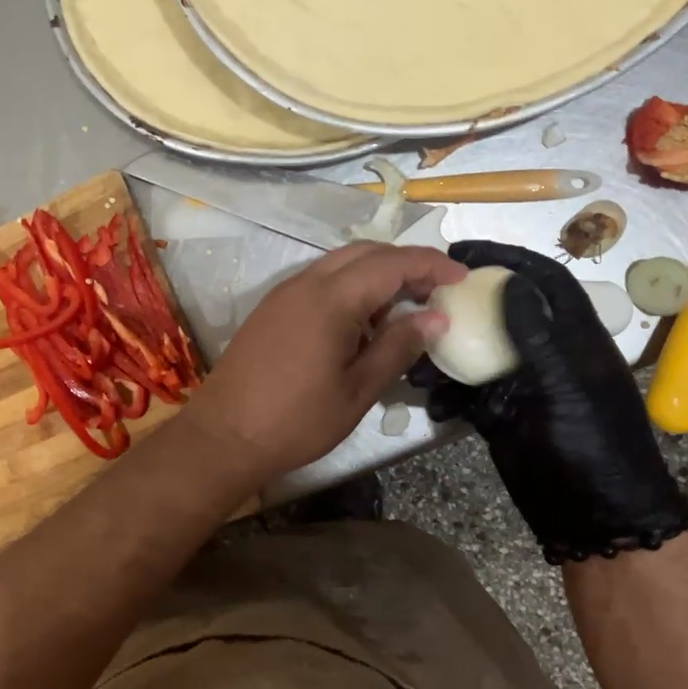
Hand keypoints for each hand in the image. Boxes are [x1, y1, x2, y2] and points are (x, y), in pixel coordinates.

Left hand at [180, 243, 465, 483]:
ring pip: (337, 265)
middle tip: (436, 292)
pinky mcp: (270, 311)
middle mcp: (304, 284)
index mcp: (330, 299)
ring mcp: (282, 295)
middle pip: (363, 253)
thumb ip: (398, 347)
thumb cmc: (296, 420)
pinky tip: (361, 324)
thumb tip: (434, 317)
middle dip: (404, 264)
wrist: (223, 434)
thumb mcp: (358, 389)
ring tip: (404, 310)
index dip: (431, 265)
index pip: (391, 263)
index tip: (463, 278)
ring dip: (374, 276)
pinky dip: (347, 289)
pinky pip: (317, 283)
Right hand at [408, 241, 687, 563]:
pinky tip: (434, 406)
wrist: (593, 514)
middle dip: (458, 307)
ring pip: (474, 353)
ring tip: (415, 371)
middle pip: (498, 312)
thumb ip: (536, 333)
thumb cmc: (590, 443)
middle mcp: (545, 353)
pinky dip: (446, 396)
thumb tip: (510, 281)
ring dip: (441, 358)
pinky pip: (464, 392)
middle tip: (416, 302)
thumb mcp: (565, 383)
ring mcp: (521, 384)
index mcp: (573, 337)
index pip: (541, 280)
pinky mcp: (500, 414)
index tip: (458, 250)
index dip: (504, 258)